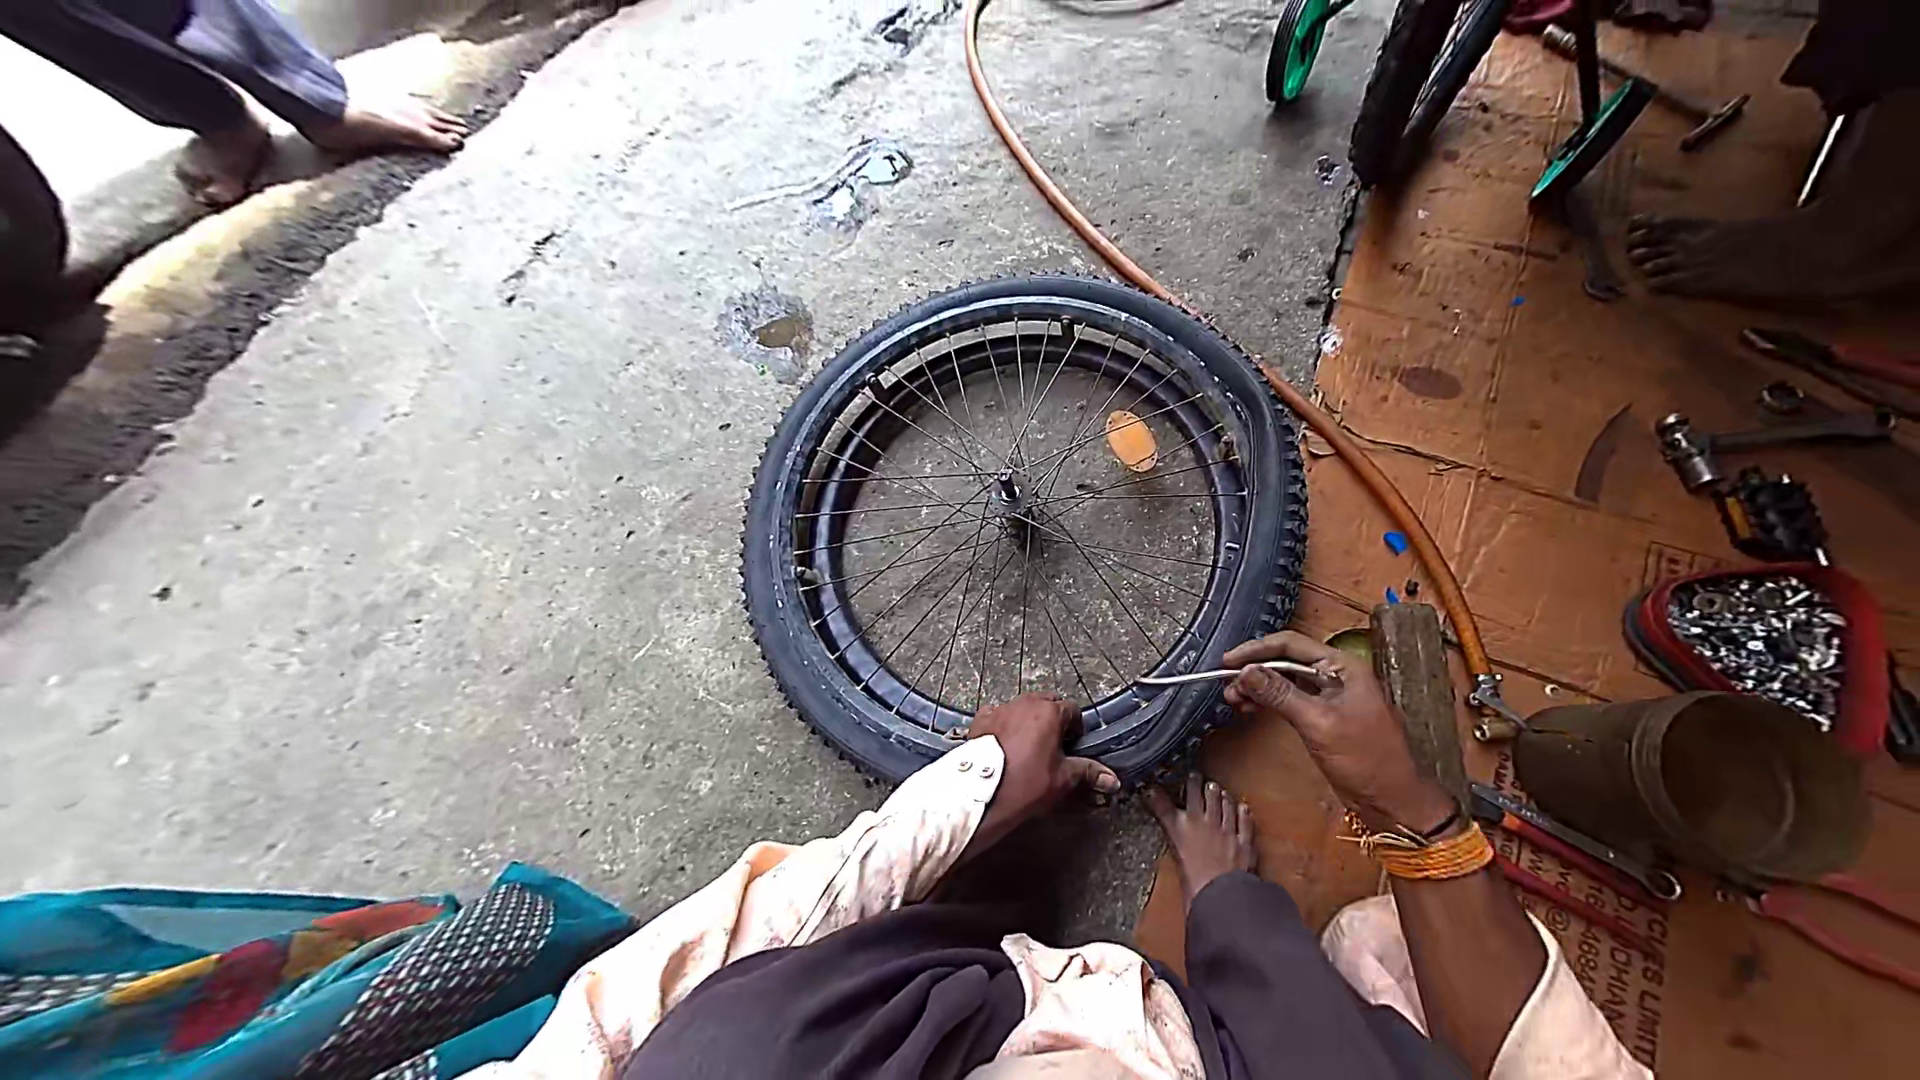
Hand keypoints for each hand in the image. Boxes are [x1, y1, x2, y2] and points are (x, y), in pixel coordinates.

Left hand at [962, 693, 1119, 854]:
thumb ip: (1089, 772)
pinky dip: (1004, 724)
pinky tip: (1005, 743)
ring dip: (1028, 719)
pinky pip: (998, 715)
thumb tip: (1110, 778)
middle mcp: (1025, 704)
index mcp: (1049, 713)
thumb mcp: (1063, 778)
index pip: (1072, 711)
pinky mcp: (982, 719)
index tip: (1074, 743)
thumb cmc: (1025, 783)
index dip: (1076, 728)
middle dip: (1053, 719)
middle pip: (1046, 703)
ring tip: (1029, 745)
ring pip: (1022, 707)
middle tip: (1054, 743)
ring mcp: (1001, 709)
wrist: (985, 792)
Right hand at [1222, 632, 1452, 834]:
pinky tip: (1250, 707)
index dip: (1256, 650)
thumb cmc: (1368, 761)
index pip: (1291, 645)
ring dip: (1257, 686)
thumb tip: (1246, 672)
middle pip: (1285, 660)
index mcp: (1343, 668)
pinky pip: (1287, 697)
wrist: (1394, 802)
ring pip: (1283, 679)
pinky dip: (1266, 700)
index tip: (1228, 661)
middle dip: (1253, 670)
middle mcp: (1336, 676)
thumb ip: (1280, 694)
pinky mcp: (1322, 715)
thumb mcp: (1318, 723)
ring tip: (1234, 699)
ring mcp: (1329, 695)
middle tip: (1227, 683)